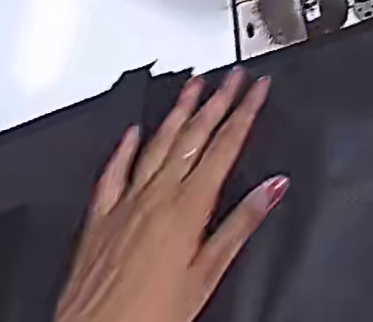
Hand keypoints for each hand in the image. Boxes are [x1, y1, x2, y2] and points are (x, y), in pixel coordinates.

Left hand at [54, 72, 285, 321]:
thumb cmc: (150, 319)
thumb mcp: (208, 275)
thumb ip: (242, 224)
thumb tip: (274, 186)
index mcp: (188, 206)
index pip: (226, 143)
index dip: (246, 110)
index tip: (258, 87)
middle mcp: (157, 196)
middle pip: (195, 134)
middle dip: (218, 100)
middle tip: (233, 75)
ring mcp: (126, 204)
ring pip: (158, 143)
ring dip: (179, 111)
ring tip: (193, 85)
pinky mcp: (98, 221)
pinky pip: (112, 174)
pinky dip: (124, 148)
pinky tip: (133, 131)